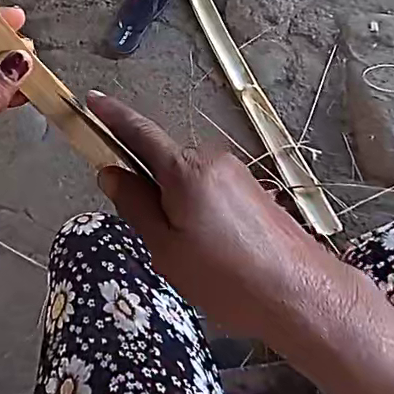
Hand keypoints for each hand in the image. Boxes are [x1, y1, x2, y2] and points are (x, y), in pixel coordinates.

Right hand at [89, 92, 365, 340]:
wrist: (302, 293)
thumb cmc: (226, 278)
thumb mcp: (166, 249)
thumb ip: (135, 206)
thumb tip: (111, 173)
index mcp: (185, 171)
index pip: (139, 134)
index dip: (112, 117)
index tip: (92, 100)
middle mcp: (210, 159)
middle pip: (163, 162)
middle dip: (148, 189)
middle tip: (154, 239)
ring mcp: (235, 172)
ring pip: (186, 179)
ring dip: (175, 204)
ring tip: (192, 255)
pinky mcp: (252, 188)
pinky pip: (209, 188)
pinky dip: (198, 209)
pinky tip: (214, 250)